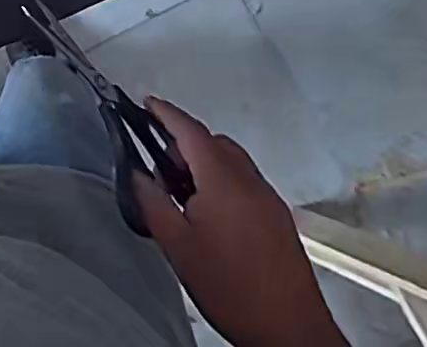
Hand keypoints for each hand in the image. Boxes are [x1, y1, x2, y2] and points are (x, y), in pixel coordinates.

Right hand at [134, 99, 346, 346]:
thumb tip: (136, 174)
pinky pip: (245, 181)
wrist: (291, 330)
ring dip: (205, 164)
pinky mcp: (278, 216)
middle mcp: (248, 177)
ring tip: (185, 197)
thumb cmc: (231, 287)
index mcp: (222, 177)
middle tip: (162, 170)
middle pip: (212, 142)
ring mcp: (267, 196)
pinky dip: (224, 182)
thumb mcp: (178, 246)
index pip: (189, 129)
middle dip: (183, 145)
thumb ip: (152, 202)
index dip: (165, 112)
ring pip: (230, 161)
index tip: (148, 103)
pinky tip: (212, 216)